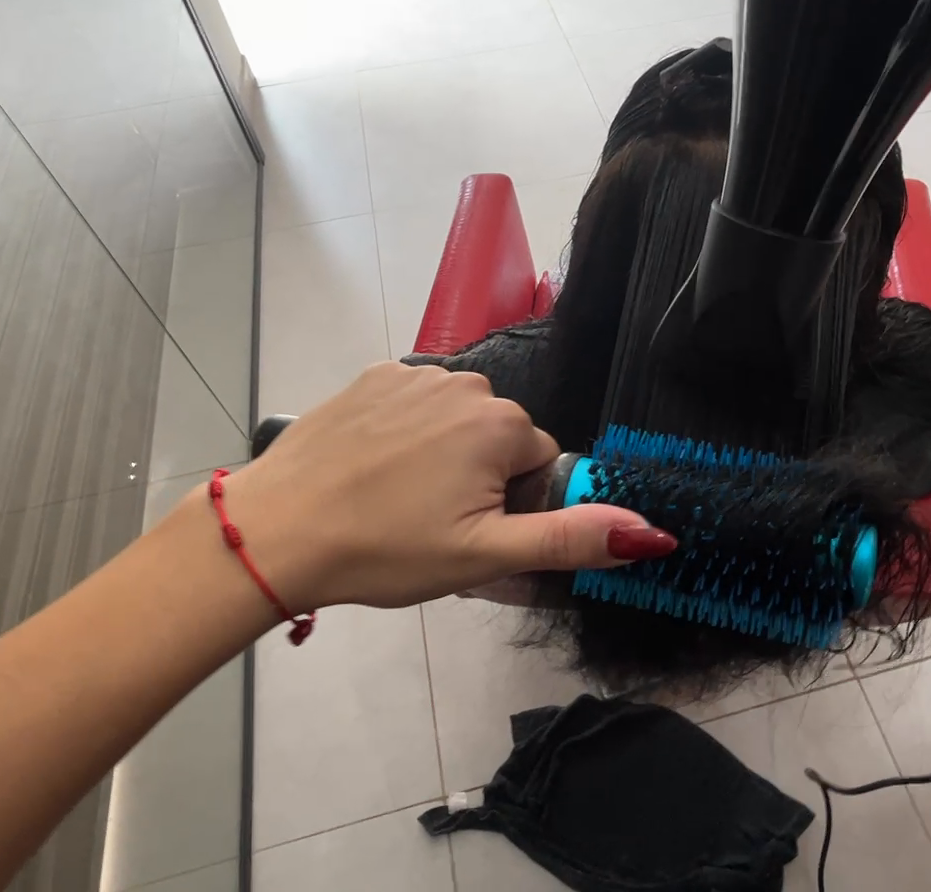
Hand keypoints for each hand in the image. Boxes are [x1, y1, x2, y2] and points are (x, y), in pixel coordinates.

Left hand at [183, 363, 670, 615]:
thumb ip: (570, 538)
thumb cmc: (386, 549)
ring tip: (400, 495)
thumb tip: (653, 533)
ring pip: (460, 418)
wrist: (277, 529)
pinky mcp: (373, 374)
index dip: (514, 503)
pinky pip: (417, 401)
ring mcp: (415, 373)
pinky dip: (409, 428)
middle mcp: (467, 384)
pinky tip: (375, 463)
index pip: (542, 461)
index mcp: (501, 425)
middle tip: (435, 520)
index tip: (471, 530)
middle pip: (502, 436)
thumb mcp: (485, 557)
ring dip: (447, 451)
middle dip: (484, 475)